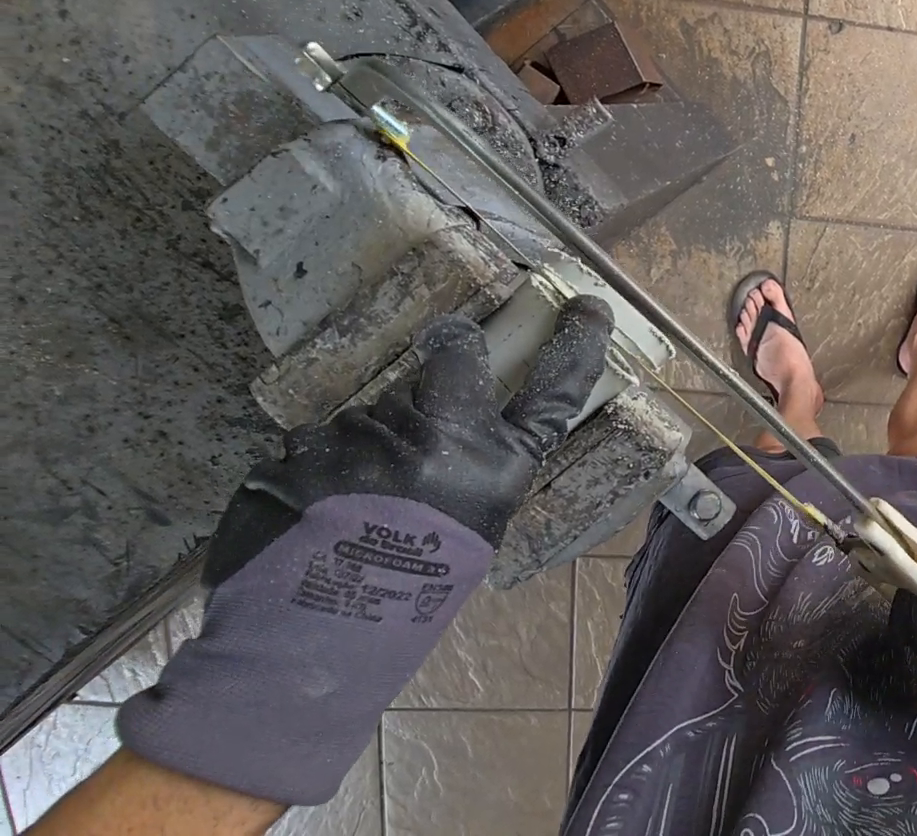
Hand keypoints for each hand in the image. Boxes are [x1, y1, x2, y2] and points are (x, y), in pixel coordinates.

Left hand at [120, 298, 612, 805]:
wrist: (314, 642)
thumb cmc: (419, 583)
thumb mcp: (478, 518)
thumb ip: (479, 461)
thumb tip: (463, 417)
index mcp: (493, 466)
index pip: (552, 393)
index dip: (577, 346)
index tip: (589, 306)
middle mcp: (435, 437)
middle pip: (453, 356)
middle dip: (452, 349)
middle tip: (448, 352)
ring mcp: (360, 438)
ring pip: (376, 403)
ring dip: (373, 430)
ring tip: (357, 489)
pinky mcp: (295, 449)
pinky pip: (317, 436)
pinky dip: (320, 460)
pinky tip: (315, 503)